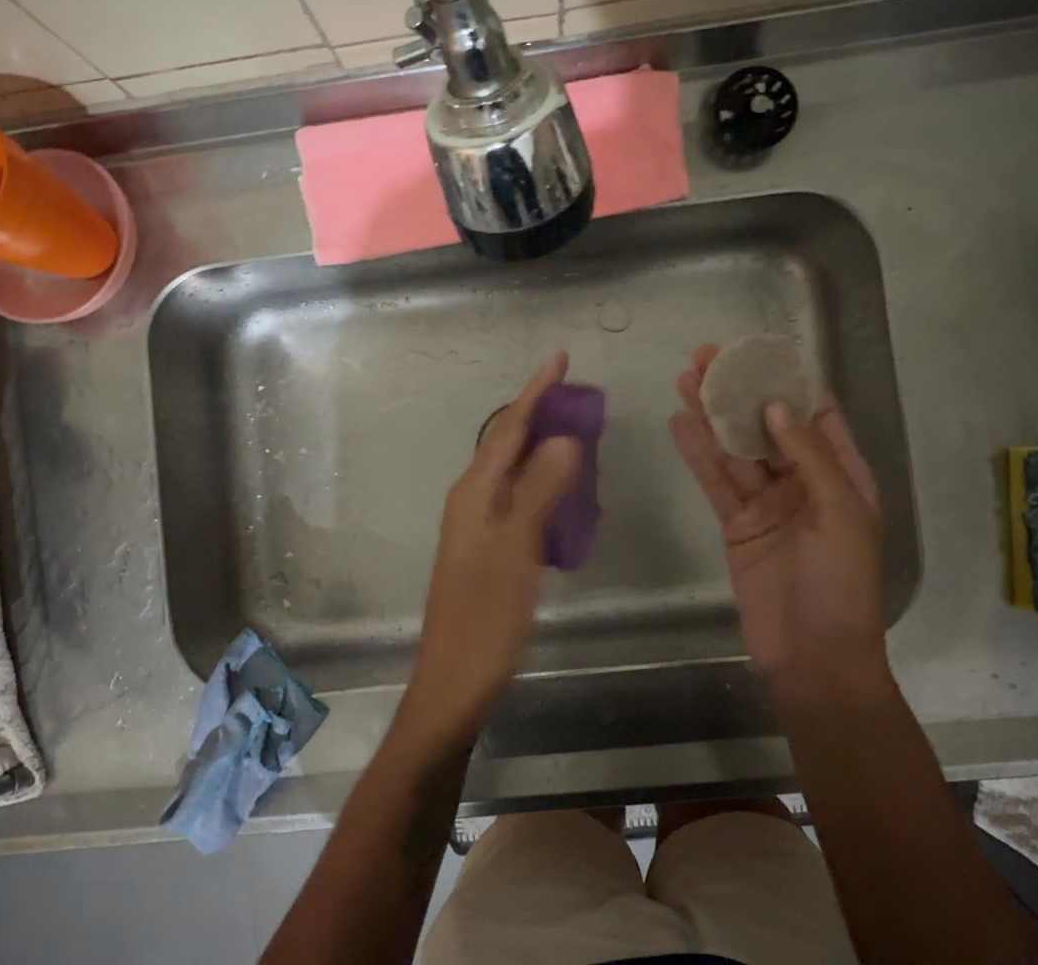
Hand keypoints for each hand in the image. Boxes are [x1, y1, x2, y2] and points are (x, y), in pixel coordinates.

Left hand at [408, 352, 581, 736]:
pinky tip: (569, 499)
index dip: (535, 392)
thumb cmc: (486, 614)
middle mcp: (471, 501)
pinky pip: (519, 502)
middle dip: (540, 416)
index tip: (560, 358)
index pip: (508, 428)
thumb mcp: (518, 548)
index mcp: (474, 492)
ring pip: (514, 473)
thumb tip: (564, 438)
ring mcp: (477, 527)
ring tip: (581, 439)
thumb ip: (540, 490)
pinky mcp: (487, 551)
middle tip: (580, 398)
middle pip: (507, 444)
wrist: (455, 678)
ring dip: (545, 451)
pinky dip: (545, 488)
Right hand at [669, 345, 886, 695]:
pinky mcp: (737, 526)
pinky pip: (716, 482)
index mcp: (842, 475)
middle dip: (740, 390)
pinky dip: (698, 453)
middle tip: (706, 355)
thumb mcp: (841, 515)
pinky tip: (680, 423)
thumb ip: (809, 458)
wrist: (814, 658)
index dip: (787, 380)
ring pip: (736, 449)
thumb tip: (777, 406)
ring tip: (685, 378)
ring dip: (712, 415)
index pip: (815, 414)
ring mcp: (767, 504)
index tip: (756, 351)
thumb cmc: (842, 587)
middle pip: (767, 425)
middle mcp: (804, 482)